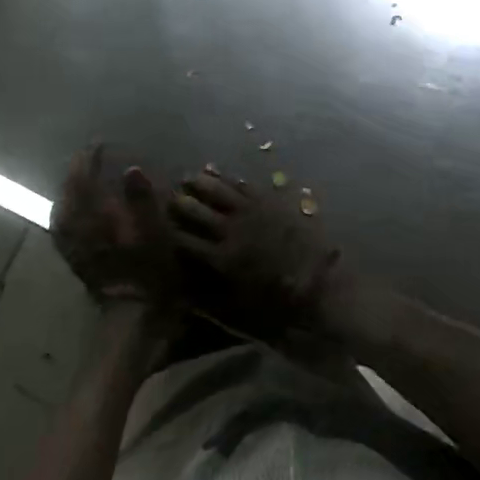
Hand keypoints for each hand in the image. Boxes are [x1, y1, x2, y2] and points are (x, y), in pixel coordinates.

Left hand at [51, 145, 179, 304]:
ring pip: (62, 207)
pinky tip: (74, 210)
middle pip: (68, 191)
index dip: (90, 158)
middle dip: (77, 171)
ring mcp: (71, 244)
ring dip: (70, 190)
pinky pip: (62, 226)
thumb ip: (142, 198)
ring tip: (81, 178)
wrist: (132, 314)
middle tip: (89, 157)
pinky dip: (66, 211)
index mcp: (93, 216)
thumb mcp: (154, 231)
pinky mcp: (74, 259)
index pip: (84, 178)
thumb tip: (132, 168)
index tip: (99, 144)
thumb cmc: (148, 270)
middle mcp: (76, 227)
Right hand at [169, 168, 342, 337]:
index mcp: (221, 258)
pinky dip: (226, 177)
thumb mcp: (241, 306)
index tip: (158, 224)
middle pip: (196, 210)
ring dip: (199, 182)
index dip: (169, 231)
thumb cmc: (280, 301)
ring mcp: (249, 211)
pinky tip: (218, 173)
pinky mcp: (267, 200)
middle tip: (168, 195)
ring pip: (216, 190)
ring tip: (188, 177)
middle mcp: (229, 229)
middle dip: (179, 202)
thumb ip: (211, 294)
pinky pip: (241, 184)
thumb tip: (186, 288)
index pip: (185, 240)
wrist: (321, 283)